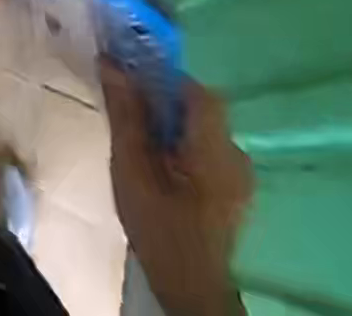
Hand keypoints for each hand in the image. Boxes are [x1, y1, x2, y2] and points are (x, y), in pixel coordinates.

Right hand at [101, 65, 253, 315]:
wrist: (188, 287)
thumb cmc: (157, 225)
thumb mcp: (131, 167)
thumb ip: (126, 114)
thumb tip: (112, 63)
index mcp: (215, 149)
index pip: (199, 92)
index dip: (165, 76)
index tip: (132, 76)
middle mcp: (237, 155)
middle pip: (200, 108)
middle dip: (162, 98)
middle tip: (127, 106)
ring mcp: (239, 175)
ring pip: (201, 127)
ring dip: (170, 120)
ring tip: (137, 135)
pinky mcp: (233, 189)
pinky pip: (206, 147)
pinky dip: (180, 141)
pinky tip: (157, 160)